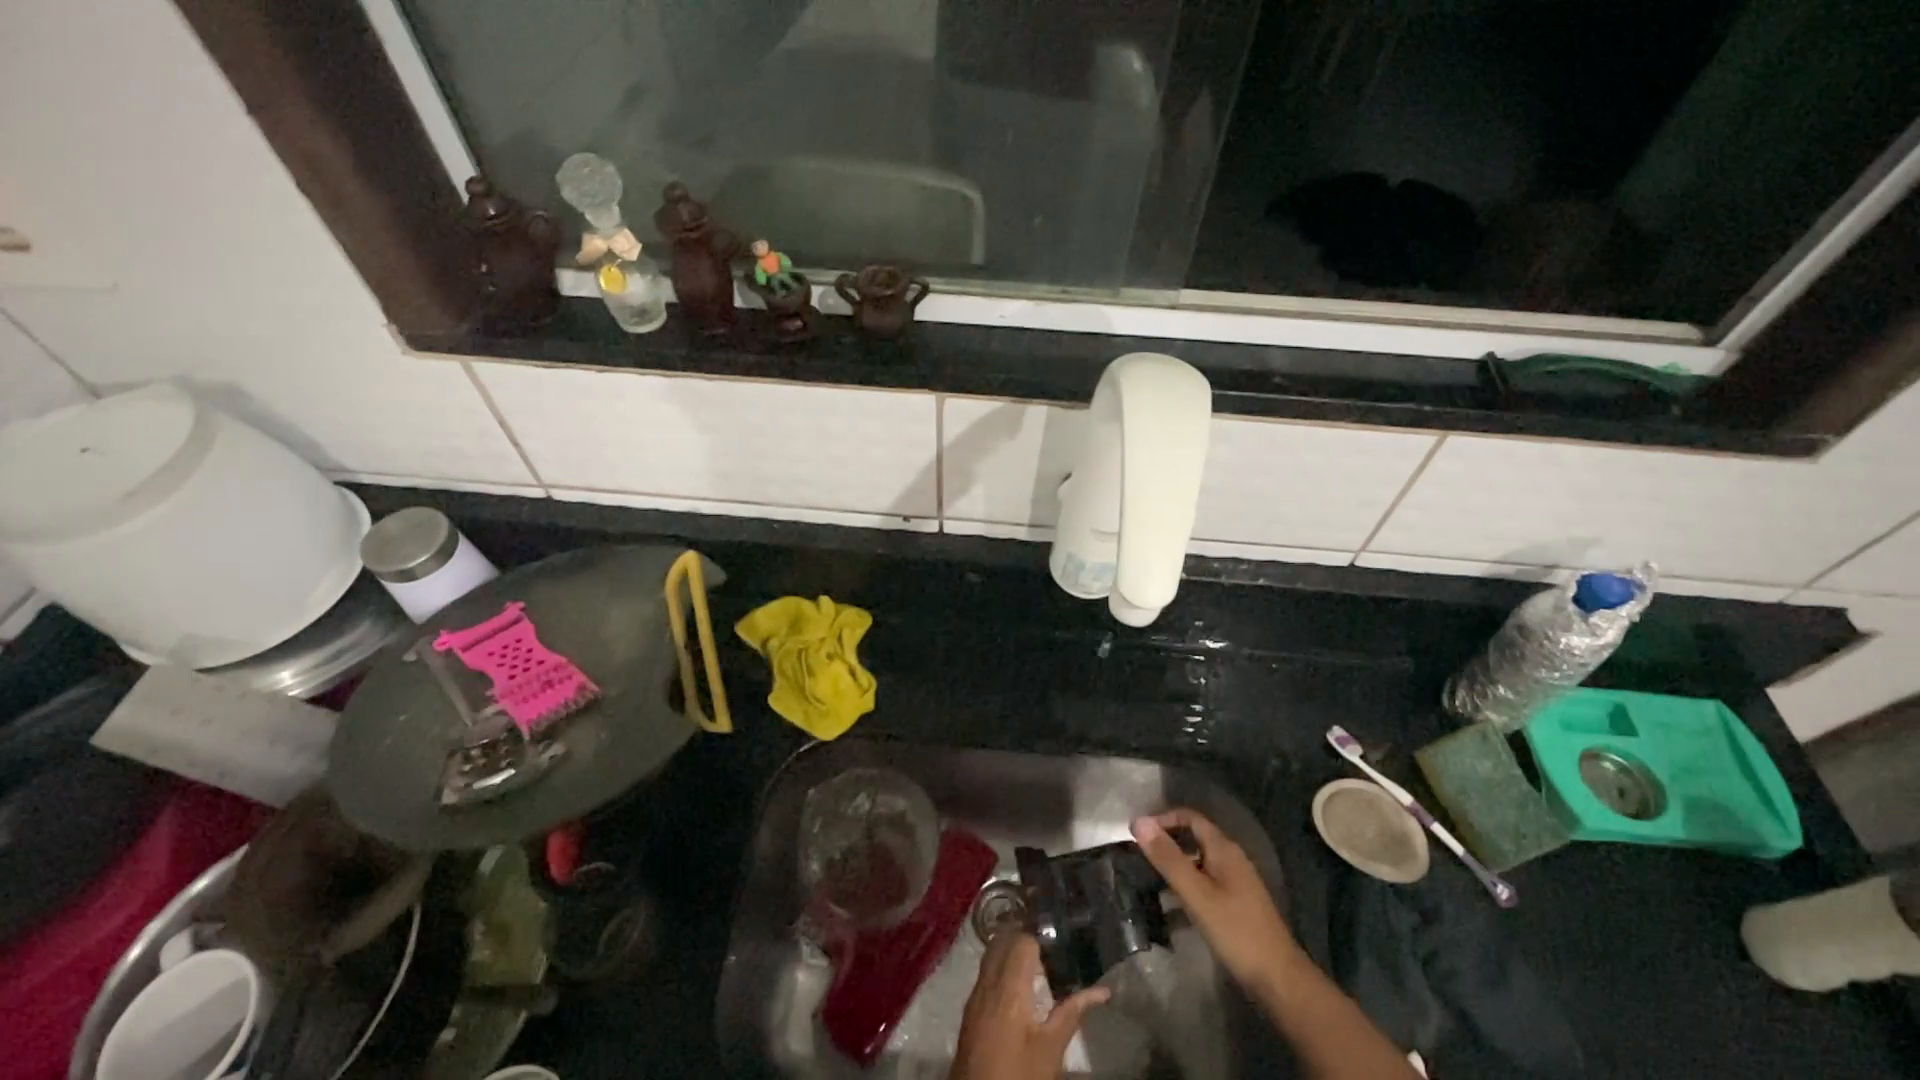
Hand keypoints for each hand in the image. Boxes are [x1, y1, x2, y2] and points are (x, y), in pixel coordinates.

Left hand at [949, 931, 1108, 1079]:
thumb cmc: (1019, 1074)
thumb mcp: (1052, 1047)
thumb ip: (1073, 1012)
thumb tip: (1102, 990)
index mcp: (1009, 988)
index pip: (1021, 941)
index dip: (1040, 935)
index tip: (1060, 939)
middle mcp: (987, 983)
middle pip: (1002, 941)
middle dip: (1024, 936)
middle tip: (1051, 947)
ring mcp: (975, 995)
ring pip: (990, 955)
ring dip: (1010, 950)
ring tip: (1039, 962)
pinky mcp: (970, 1009)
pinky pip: (985, 973)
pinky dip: (1001, 967)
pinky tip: (1019, 983)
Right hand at [1132, 809, 1301, 993]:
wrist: (1277, 976)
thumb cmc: (1235, 931)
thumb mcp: (1196, 894)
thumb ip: (1168, 859)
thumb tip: (1139, 822)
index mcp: (1224, 850)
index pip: (1190, 818)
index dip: (1162, 820)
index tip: (1135, 834)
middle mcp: (1231, 859)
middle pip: (1194, 838)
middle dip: (1165, 843)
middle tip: (1135, 856)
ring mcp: (1235, 882)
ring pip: (1198, 863)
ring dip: (1173, 867)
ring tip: (1145, 880)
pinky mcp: (1235, 903)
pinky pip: (1204, 884)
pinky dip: (1185, 888)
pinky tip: (1168, 908)